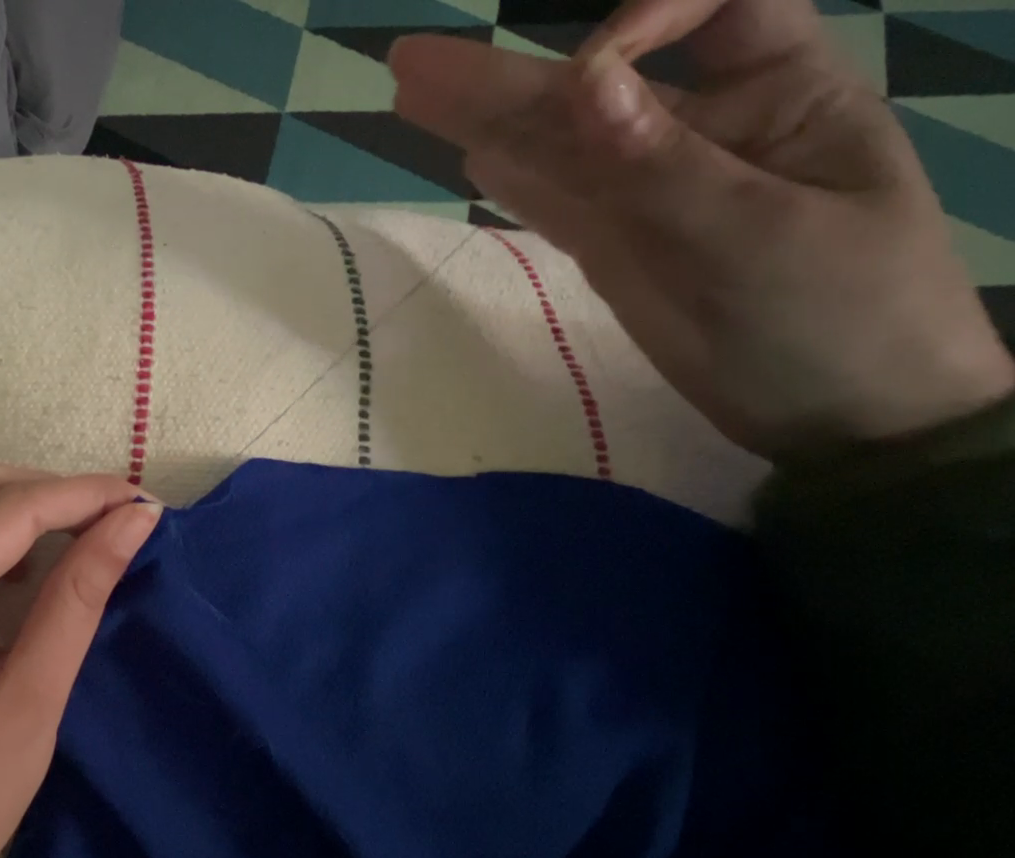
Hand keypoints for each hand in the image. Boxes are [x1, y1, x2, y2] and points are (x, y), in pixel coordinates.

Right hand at [390, 0, 1014, 459]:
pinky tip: (470, 156)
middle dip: (508, 76)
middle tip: (415, 65)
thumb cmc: (842, 315)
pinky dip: (515, 183)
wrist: (842, 419)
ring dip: (485, 123)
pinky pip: (556, 205)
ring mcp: (650, 196)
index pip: (713, 7)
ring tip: (413, 94)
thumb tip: (582, 81)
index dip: (642, 21)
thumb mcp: (760, 234)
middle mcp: (704, 130)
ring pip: (557, 149)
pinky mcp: (616, 250)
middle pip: (596, 86)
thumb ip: (661, 162)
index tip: (583, 80)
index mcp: (779, 94)